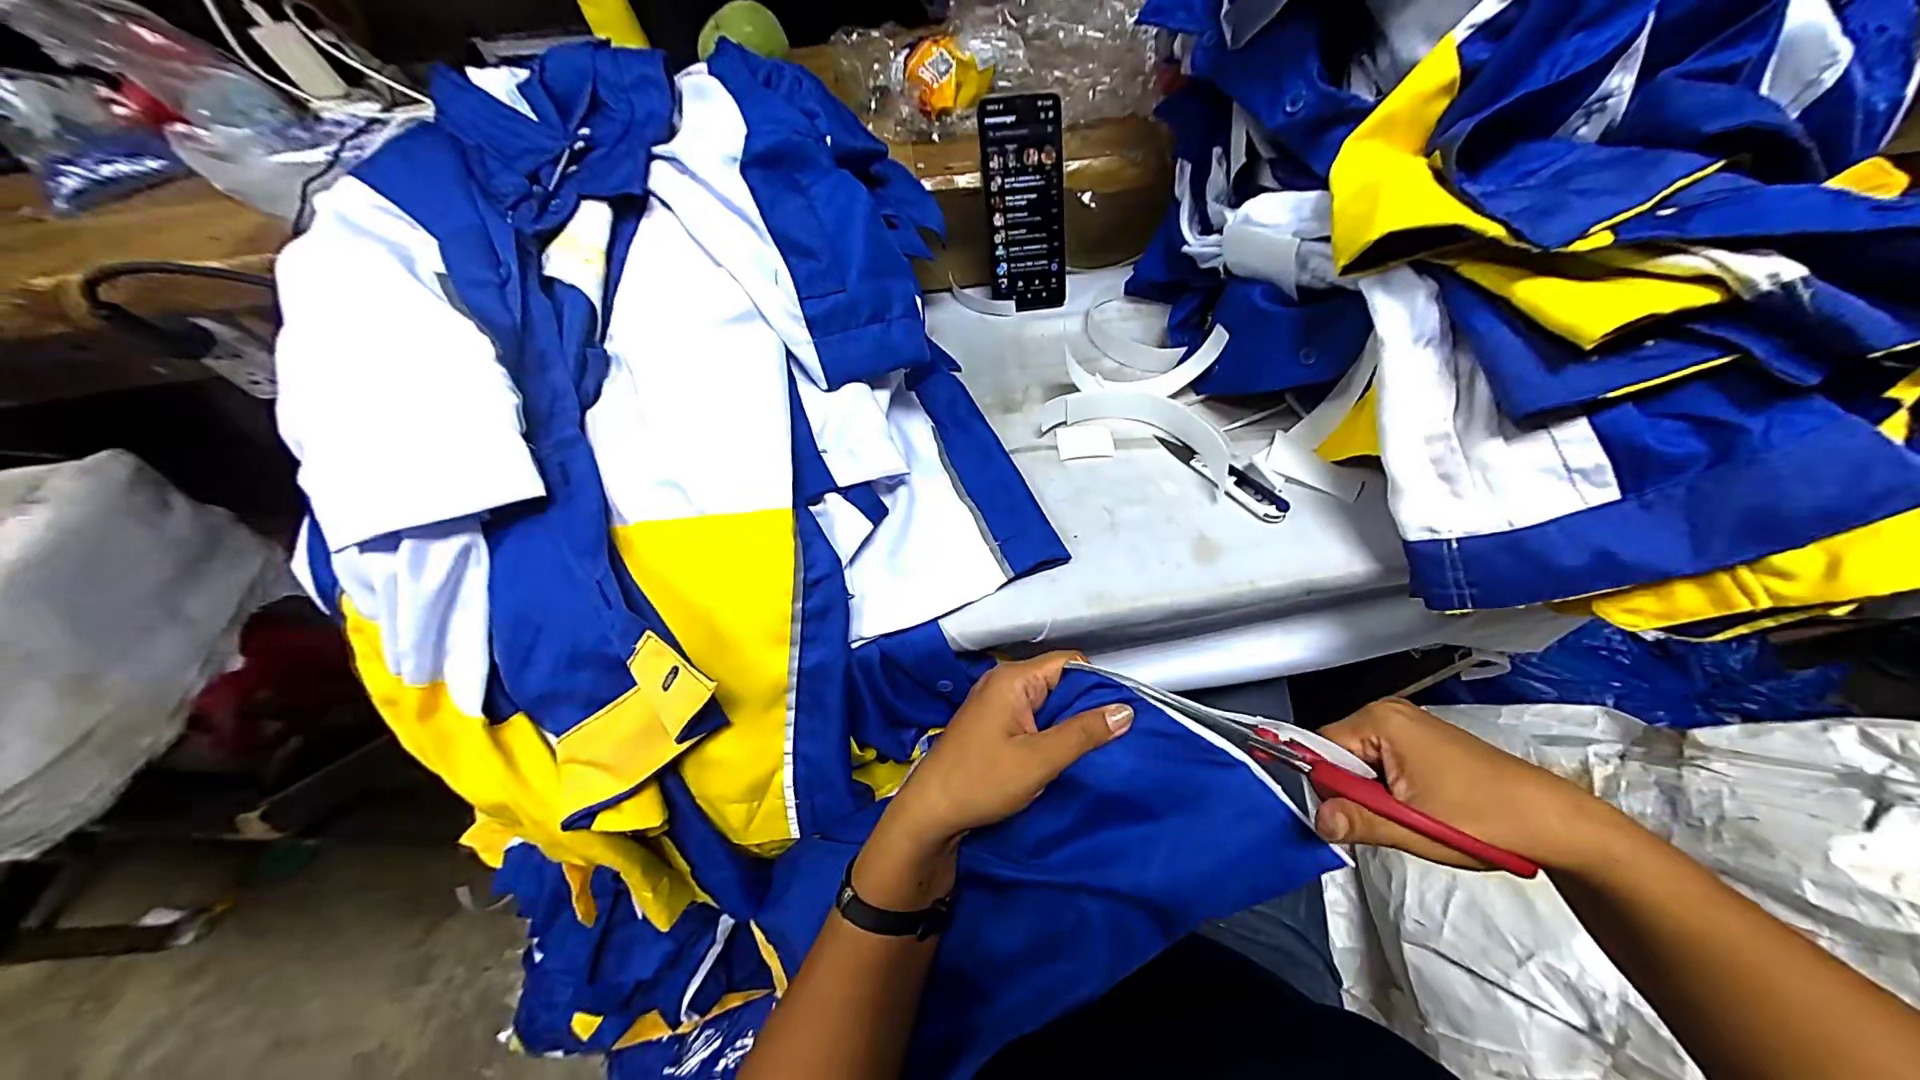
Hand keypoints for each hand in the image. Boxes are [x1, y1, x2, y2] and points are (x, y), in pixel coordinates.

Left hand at [852, 652, 1130, 909]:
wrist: (930, 813)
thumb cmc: (980, 781)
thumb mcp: (1040, 760)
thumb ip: (1083, 733)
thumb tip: (1124, 710)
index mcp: (1013, 679)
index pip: (1070, 662)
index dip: (1096, 684)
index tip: (1115, 715)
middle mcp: (1003, 682)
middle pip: (1059, 681)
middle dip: (1082, 707)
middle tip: (1105, 738)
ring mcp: (995, 703)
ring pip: (1047, 703)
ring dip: (1065, 724)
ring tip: (1085, 751)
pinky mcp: (992, 724)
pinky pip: (1031, 717)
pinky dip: (1048, 733)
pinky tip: (1058, 756)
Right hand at [1312, 699, 1631, 873]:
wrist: (1558, 824)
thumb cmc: (1493, 818)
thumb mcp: (1415, 826)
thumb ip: (1358, 820)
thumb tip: (1317, 818)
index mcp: (1380, 720)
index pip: (1318, 749)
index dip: (1327, 787)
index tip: (1346, 815)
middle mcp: (1389, 714)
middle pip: (1337, 755)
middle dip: (1353, 792)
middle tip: (1388, 819)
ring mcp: (1406, 727)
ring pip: (1358, 764)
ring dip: (1371, 795)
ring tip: (1409, 817)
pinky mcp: (1419, 743)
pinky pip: (1379, 764)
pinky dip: (1388, 790)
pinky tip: (1416, 809)